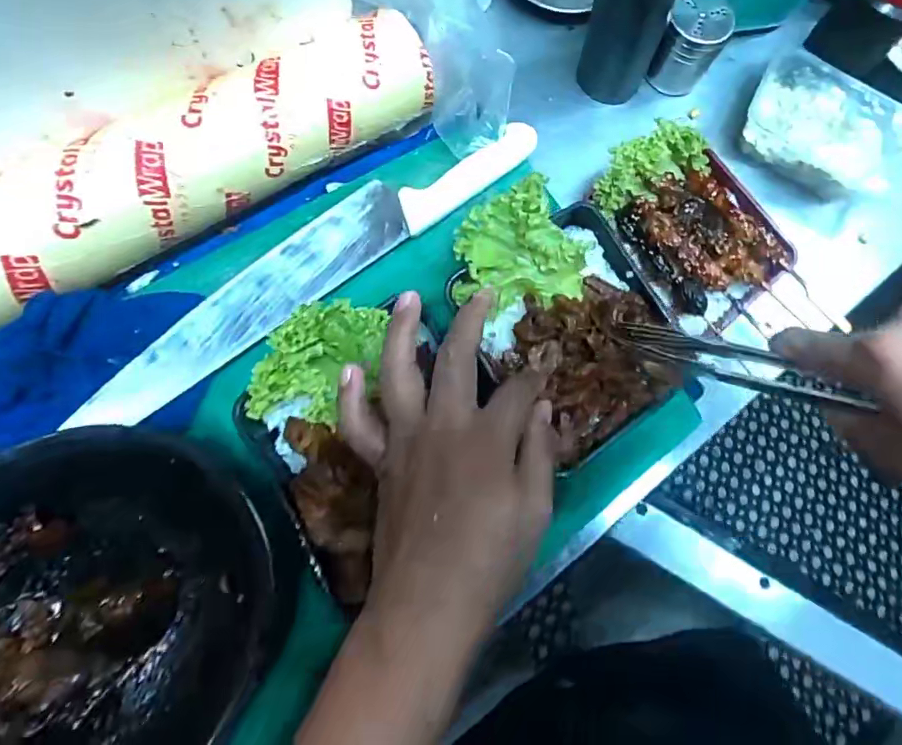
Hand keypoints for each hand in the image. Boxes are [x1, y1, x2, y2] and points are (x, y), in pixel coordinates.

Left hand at [338, 289, 557, 650]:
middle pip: (457, 357)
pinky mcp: (381, 460)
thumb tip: (545, 408)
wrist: (426, 609)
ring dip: (401, 331)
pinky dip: (350, 395)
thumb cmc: (490, 561)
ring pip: (398, 372)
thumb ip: (540, 453)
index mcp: (489, 438)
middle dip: (473, 319)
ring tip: (407, 299)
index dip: (539, 370)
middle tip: (483, 293)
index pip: (520, 388)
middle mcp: (444, 425)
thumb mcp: (535, 510)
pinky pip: (358, 422)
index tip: (551, 359)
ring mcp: (406, 439)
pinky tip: (350, 369)